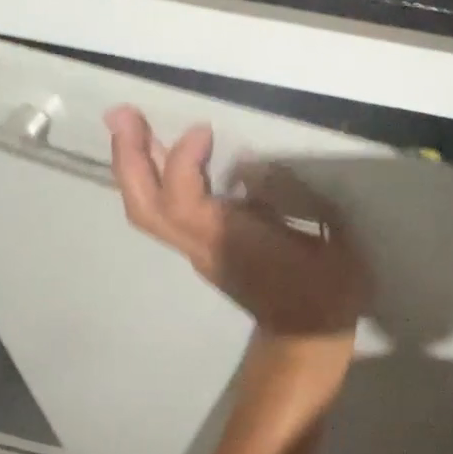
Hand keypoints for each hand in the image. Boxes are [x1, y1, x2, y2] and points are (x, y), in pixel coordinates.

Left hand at [105, 106, 370, 336]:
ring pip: (148, 210)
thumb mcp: (329, 244)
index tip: (205, 128)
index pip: (182, 200)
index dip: (183, 158)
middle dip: (128, 157)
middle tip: (123, 113)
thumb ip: (298, 201)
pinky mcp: (202, 249)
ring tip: (130, 123)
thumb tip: (259, 169)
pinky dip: (157, 176)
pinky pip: (165, 210)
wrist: (306, 341)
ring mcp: (197, 250)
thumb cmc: (324, 292)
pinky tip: (164, 151)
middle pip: (145, 207)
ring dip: (135, 165)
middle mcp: (202, 245)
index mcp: (231, 242)